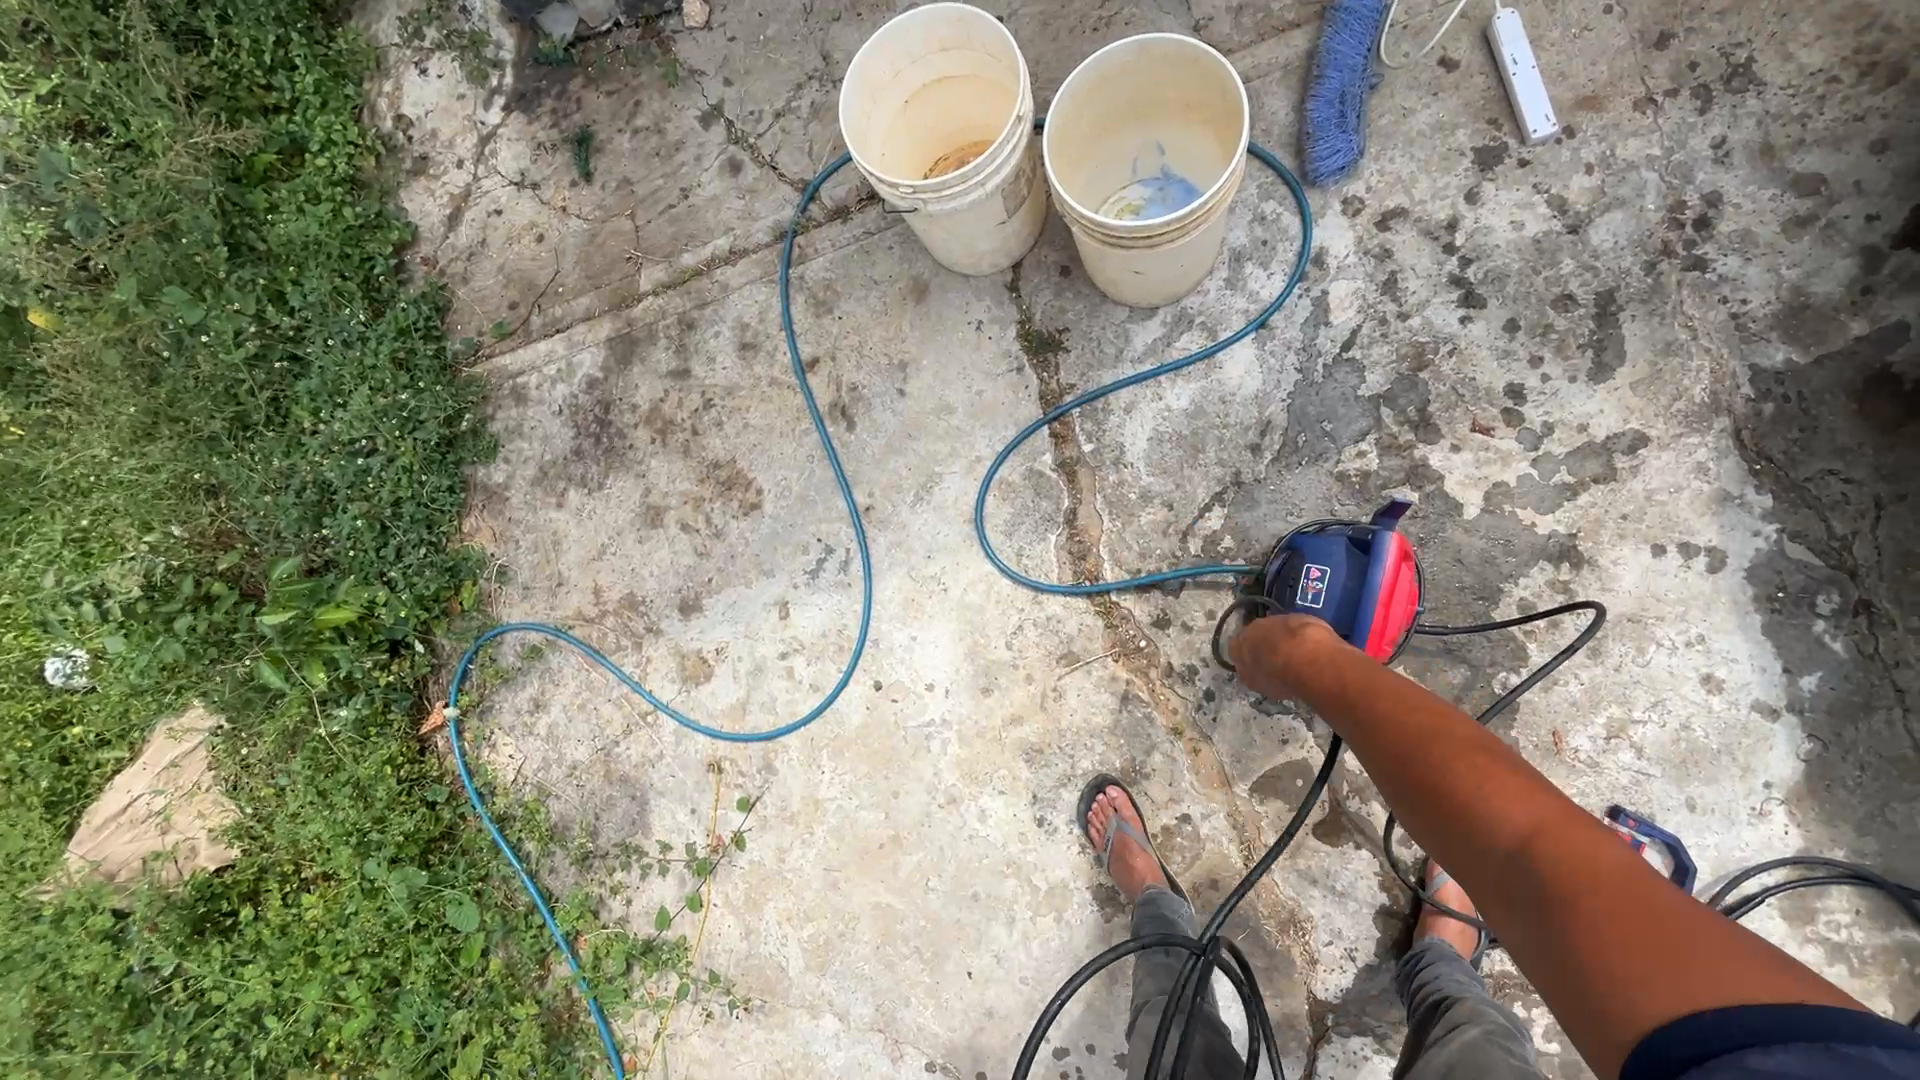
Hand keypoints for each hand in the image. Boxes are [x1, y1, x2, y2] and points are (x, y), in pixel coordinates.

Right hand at [1229, 613, 1343, 700]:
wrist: (1308, 659)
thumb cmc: (1278, 677)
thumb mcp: (1258, 684)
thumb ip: (1252, 672)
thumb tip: (1254, 670)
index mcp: (1239, 645)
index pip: (1236, 647)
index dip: (1246, 655)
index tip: (1256, 664)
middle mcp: (1254, 627)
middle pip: (1257, 633)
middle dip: (1265, 643)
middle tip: (1277, 659)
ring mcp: (1278, 619)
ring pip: (1278, 627)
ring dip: (1285, 638)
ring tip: (1298, 655)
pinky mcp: (1301, 616)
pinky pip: (1298, 626)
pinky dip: (1303, 635)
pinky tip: (1312, 648)